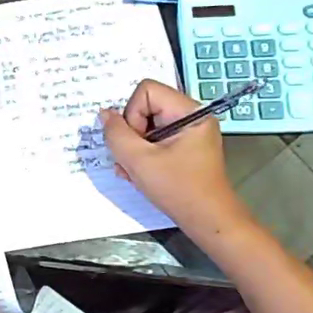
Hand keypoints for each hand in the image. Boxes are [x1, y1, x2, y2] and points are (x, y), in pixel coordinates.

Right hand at [99, 80, 253, 238]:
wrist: (208, 220)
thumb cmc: (178, 189)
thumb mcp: (139, 161)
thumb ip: (116, 134)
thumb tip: (105, 115)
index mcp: (189, 112)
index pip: (146, 91)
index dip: (132, 115)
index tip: (136, 144)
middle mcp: (192, 117)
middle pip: (146, 108)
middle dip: (132, 135)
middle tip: (131, 161)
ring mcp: (189, 133)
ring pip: (148, 126)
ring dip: (134, 149)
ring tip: (134, 172)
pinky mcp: (185, 148)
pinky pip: (156, 141)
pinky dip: (144, 156)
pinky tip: (141, 175)